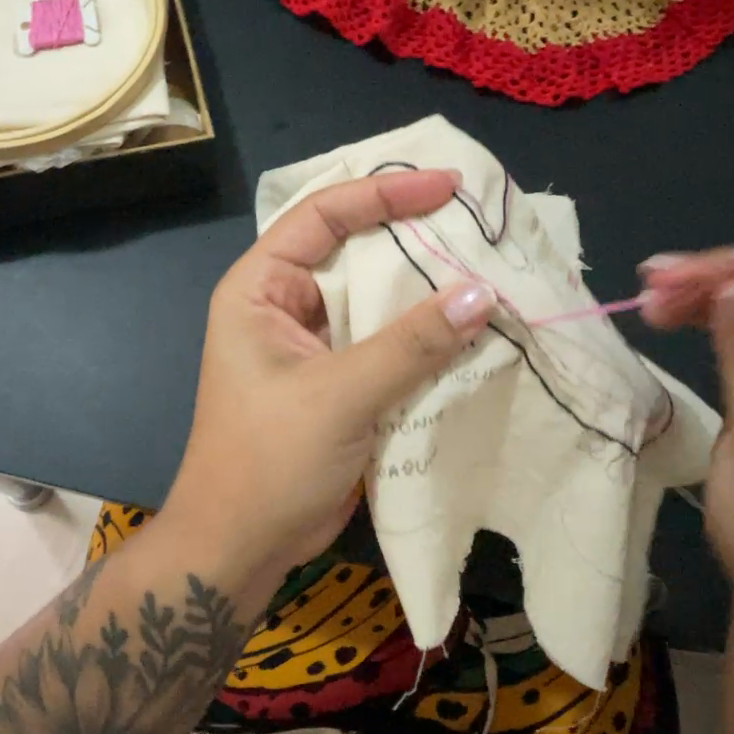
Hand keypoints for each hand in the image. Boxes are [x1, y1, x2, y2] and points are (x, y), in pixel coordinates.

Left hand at [162, 171, 495, 578]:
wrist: (241, 547)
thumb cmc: (269, 462)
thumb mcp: (339, 395)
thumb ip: (411, 344)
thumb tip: (483, 294)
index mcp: (261, 288)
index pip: (322, 215)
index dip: (384, 194)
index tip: (447, 186)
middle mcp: (284, 305)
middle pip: (354, 251)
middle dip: (413, 239)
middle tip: (480, 227)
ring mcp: (314, 345)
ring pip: (375, 300)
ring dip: (425, 291)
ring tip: (491, 271)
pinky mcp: (338, 381)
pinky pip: (386, 342)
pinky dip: (424, 336)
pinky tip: (473, 329)